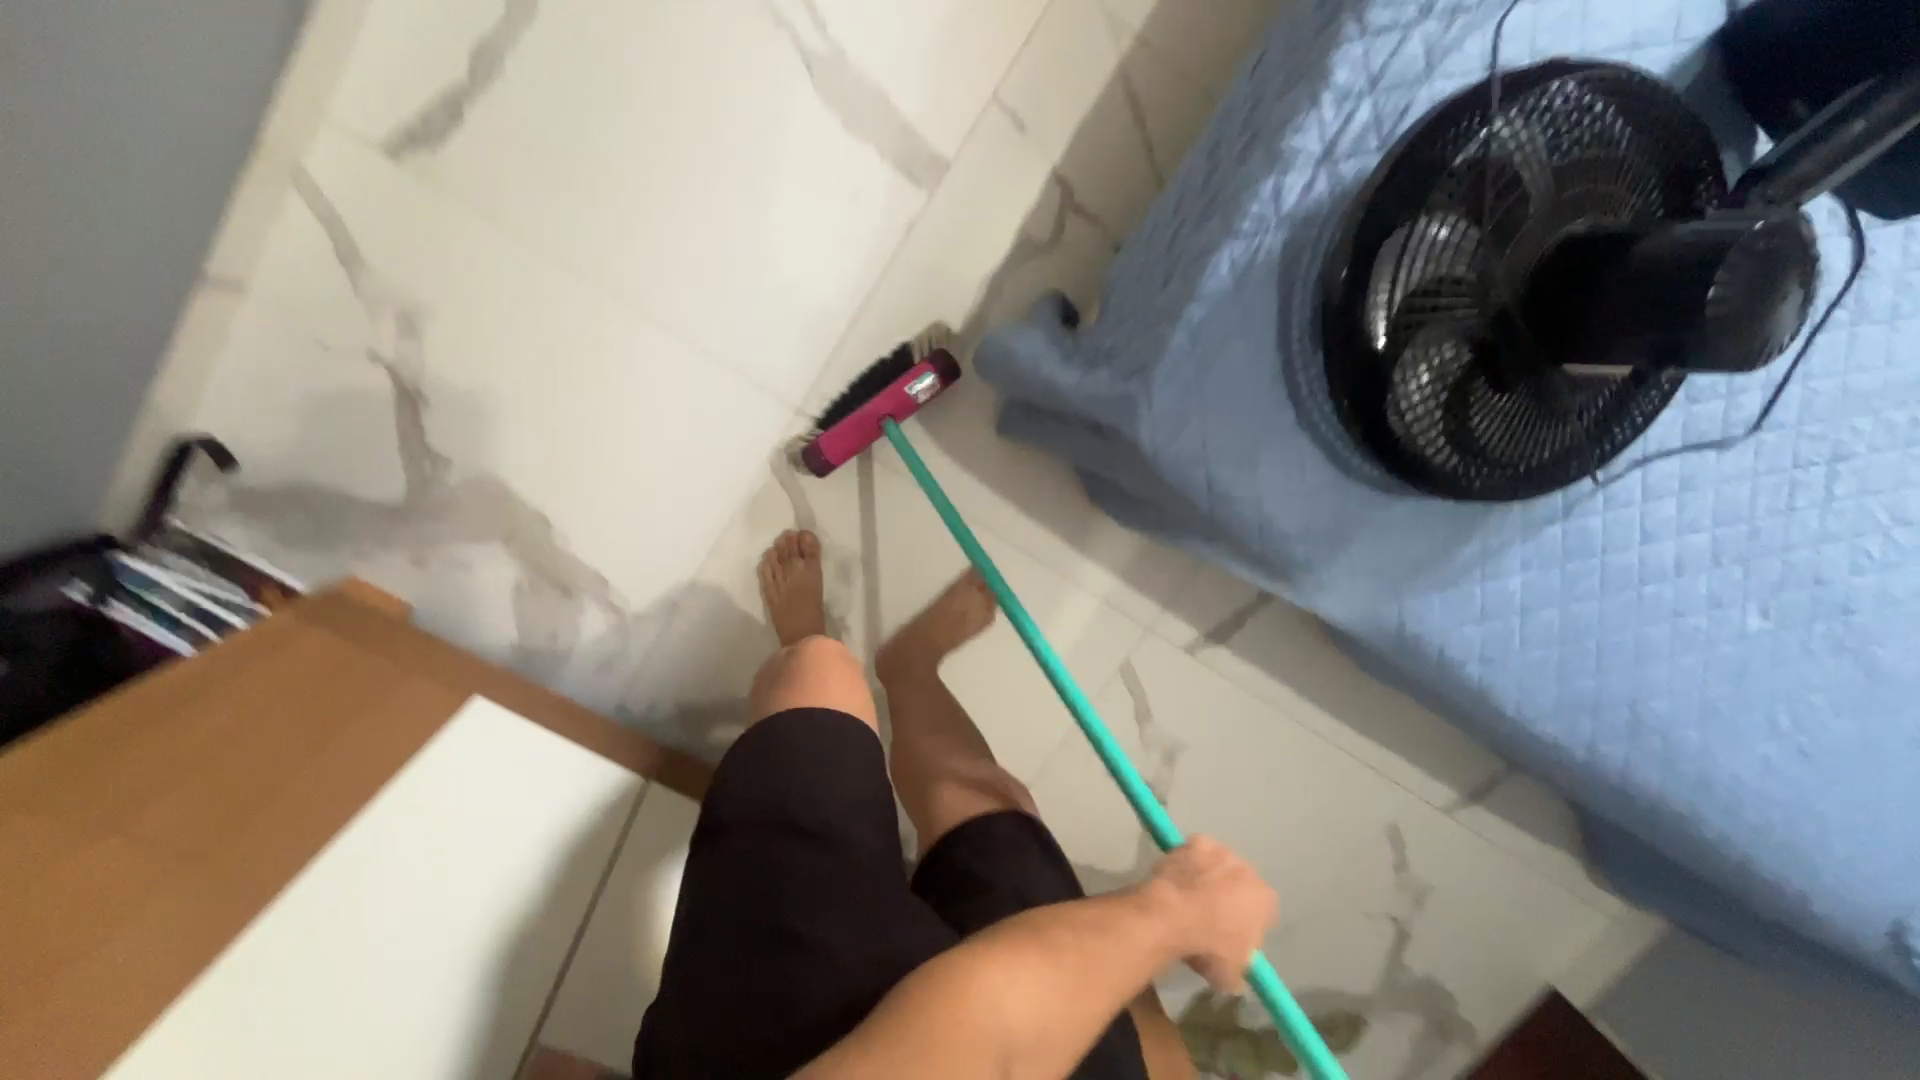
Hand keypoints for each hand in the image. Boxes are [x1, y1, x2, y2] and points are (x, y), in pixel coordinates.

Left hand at [1143, 836, 1277, 993]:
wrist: (1170, 915)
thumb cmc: (1207, 946)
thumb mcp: (1231, 975)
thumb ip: (1239, 970)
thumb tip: (1233, 974)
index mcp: (1265, 900)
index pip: (1264, 911)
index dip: (1249, 923)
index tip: (1232, 936)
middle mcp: (1248, 870)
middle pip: (1242, 883)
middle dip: (1230, 896)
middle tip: (1209, 915)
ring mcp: (1220, 851)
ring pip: (1220, 864)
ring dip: (1210, 875)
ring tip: (1190, 895)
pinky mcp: (1195, 841)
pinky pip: (1196, 852)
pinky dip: (1190, 861)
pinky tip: (1178, 876)